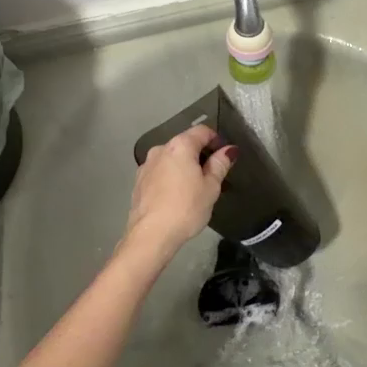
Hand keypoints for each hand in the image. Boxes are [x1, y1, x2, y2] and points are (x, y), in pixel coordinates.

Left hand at [125, 124, 234, 258]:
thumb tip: (228, 150)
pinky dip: (170, 177)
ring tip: (193, 188)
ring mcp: (146, 165)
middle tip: (211, 175)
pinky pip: (159, 172)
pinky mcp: (138, 182)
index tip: (224, 156)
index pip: (202, 131)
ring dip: (183, 166)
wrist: (151, 235)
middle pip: (184, 143)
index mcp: (180, 146)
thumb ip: (219, 164)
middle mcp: (160, 149)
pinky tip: (175, 196)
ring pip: (170, 158)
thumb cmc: (186, 208)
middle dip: (199, 154)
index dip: (216, 140)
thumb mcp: (211, 187)